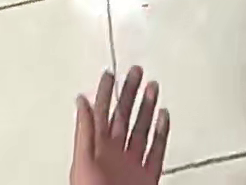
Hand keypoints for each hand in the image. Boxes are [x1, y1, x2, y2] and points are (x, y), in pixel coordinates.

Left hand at [70, 67, 168, 184]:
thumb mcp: (82, 161)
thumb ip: (84, 130)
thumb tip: (81, 99)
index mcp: (96, 145)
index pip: (101, 110)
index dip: (105, 91)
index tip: (110, 72)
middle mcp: (114, 151)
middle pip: (123, 115)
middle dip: (130, 92)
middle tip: (136, 71)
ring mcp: (132, 164)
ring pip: (142, 129)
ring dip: (148, 108)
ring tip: (153, 86)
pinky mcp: (147, 178)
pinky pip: (156, 152)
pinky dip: (162, 133)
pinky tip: (164, 116)